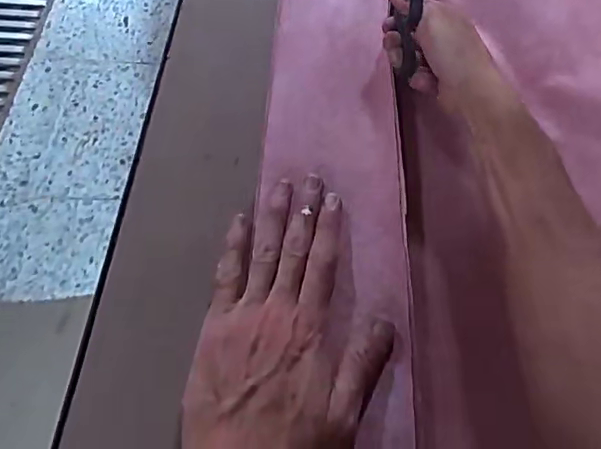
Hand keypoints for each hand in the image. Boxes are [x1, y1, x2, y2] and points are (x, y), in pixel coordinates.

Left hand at [182, 175, 395, 448]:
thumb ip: (363, 364)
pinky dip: (232, 247)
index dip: (329, 228)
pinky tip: (237, 221)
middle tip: (309, 178)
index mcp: (309, 327)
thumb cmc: (292, 443)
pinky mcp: (212, 329)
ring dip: (271, 217)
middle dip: (303, 211)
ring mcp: (242, 316)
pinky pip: (224, 277)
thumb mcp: (342, 416)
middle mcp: (277, 311)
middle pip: (294, 250)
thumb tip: (387, 320)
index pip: (323, 264)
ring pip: (261, 254)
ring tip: (278, 185)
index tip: (332, 198)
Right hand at [382, 0, 514, 117]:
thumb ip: (407, 0)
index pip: (414, 8)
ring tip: (408, 65)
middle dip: (396, 39)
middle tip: (393, 44)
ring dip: (404, 59)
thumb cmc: (451, 50)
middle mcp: (441, 33)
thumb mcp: (429, 18)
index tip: (388, 22)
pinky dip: (417, 76)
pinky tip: (425, 80)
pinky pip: (415, 72)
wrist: (470, 92)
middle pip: (407, 32)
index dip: (399, 13)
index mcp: (443, 14)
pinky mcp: (435, 78)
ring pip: (407, 54)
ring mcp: (439, 57)